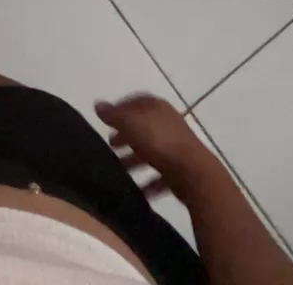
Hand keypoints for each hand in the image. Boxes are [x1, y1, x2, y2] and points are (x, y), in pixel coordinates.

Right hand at [97, 94, 218, 198]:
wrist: (194, 173)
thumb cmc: (159, 142)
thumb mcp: (130, 124)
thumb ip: (113, 115)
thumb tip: (97, 104)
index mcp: (157, 107)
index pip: (136, 102)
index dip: (120, 108)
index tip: (106, 120)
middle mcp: (168, 123)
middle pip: (143, 127)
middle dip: (126, 136)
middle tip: (111, 145)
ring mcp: (177, 147)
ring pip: (151, 151)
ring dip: (135, 160)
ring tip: (119, 170)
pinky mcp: (182, 170)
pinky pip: (161, 174)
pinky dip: (149, 181)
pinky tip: (138, 190)